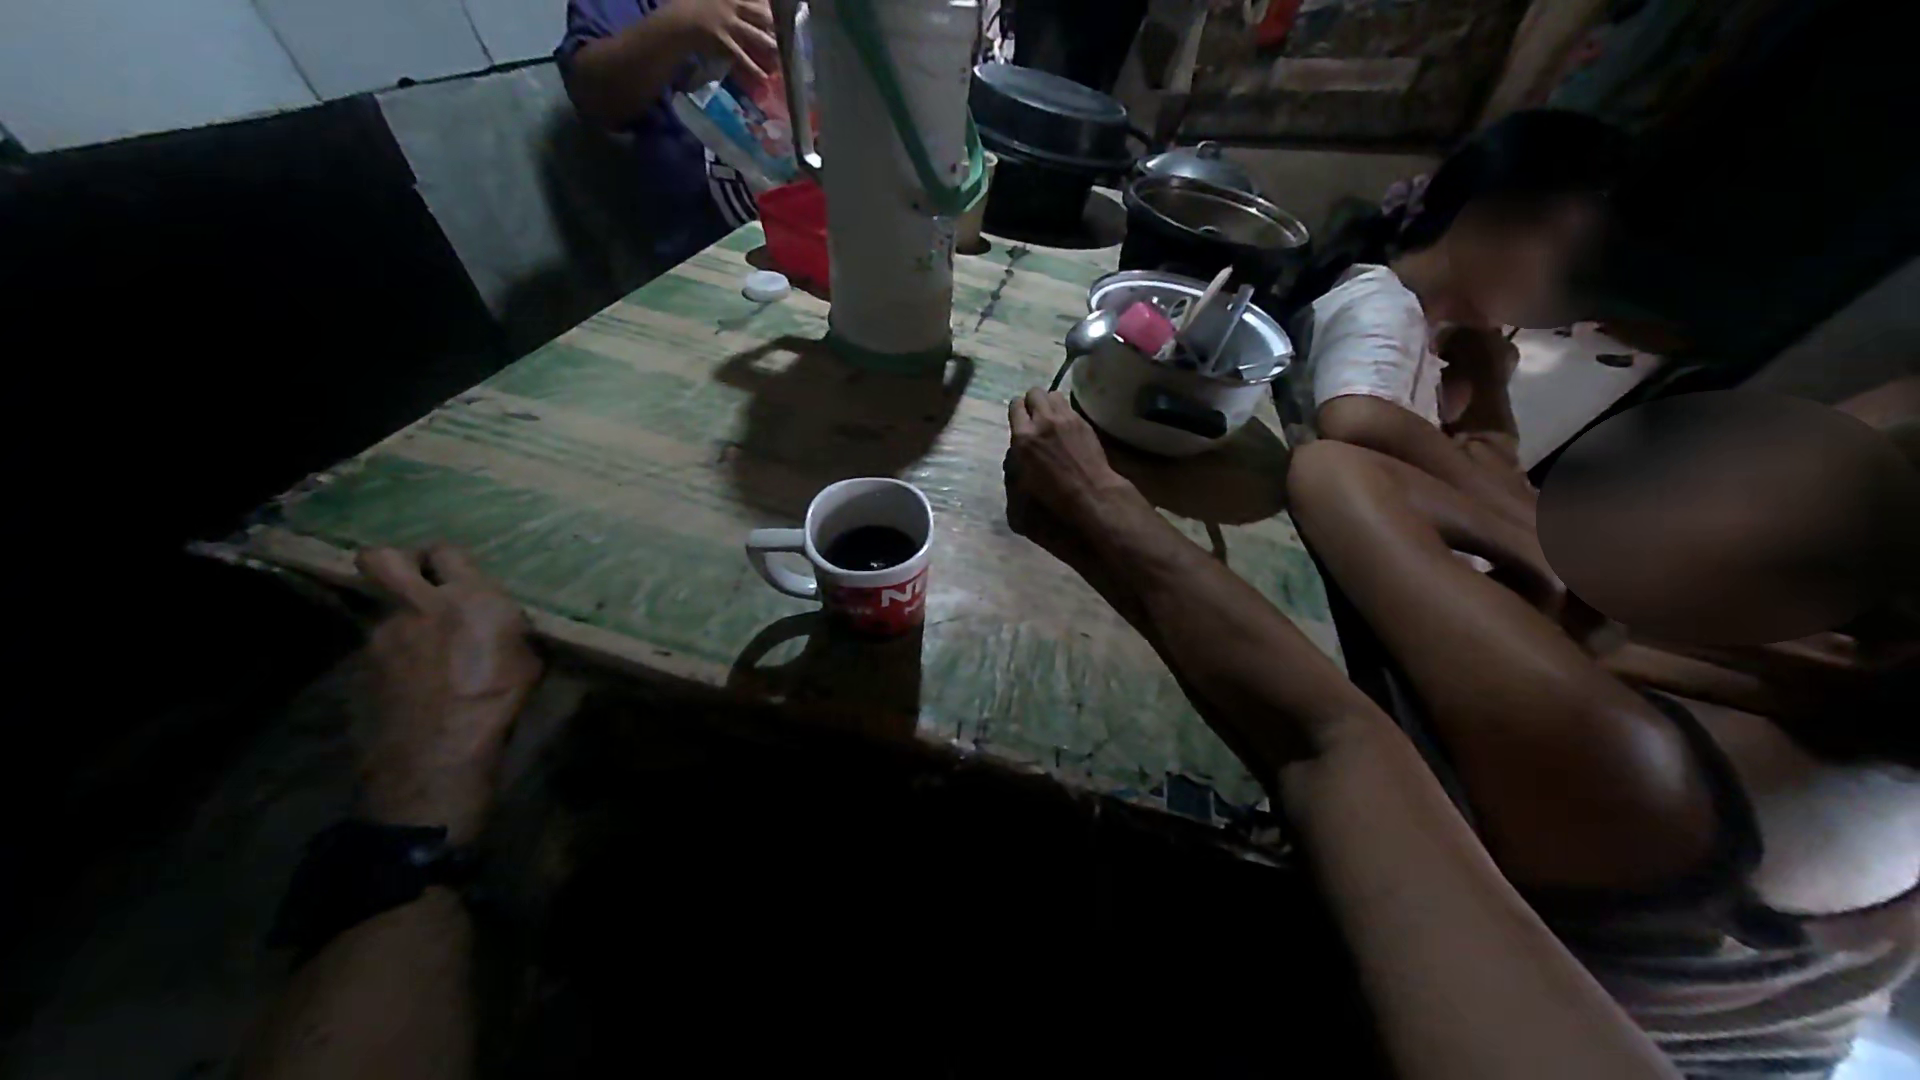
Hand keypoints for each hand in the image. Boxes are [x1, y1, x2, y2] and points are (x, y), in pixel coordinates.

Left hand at [355, 546, 542, 841]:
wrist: (439, 749)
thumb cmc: (498, 698)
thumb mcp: (528, 658)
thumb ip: (509, 630)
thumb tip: (504, 624)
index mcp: (471, 597)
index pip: (447, 550)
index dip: (448, 559)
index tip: (457, 574)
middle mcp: (419, 605)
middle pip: (380, 558)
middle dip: (396, 562)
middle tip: (416, 581)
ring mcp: (382, 634)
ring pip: (382, 607)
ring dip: (401, 617)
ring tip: (424, 646)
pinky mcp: (361, 664)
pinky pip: (378, 645)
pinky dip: (395, 653)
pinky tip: (414, 678)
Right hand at [667, 0, 777, 83]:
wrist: (679, 21)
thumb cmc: (695, 6)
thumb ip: (731, 1)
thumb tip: (752, 5)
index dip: (769, 5)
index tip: (782, 11)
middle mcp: (732, 7)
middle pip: (761, 15)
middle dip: (776, 24)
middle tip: (790, 34)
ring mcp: (729, 24)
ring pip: (755, 36)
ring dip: (770, 46)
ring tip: (781, 55)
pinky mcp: (724, 41)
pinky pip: (742, 56)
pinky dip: (753, 67)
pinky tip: (764, 77)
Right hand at [1007, 389, 1134, 519]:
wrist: (1088, 490)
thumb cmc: (1053, 491)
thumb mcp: (1024, 475)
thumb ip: (1019, 451)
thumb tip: (1020, 441)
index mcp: (1024, 436)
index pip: (1015, 406)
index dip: (1017, 409)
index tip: (1021, 416)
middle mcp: (1043, 420)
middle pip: (1034, 392)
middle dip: (1033, 401)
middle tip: (1036, 414)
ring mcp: (1065, 418)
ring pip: (1053, 394)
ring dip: (1049, 402)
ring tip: (1052, 416)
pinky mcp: (1081, 420)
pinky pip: (1069, 406)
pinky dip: (1064, 411)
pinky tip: (1066, 426)